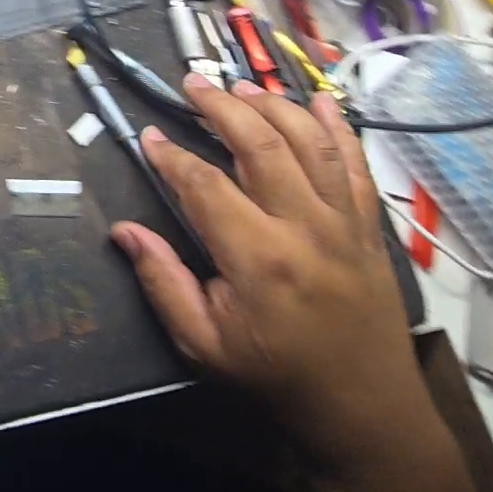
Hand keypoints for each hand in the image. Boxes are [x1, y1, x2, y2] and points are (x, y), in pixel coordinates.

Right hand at [109, 77, 428, 471]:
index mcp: (259, 259)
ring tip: (240, 85)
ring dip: (273, 105)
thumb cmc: (273, 374)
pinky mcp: (368, 226)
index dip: (172, 156)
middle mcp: (306, 228)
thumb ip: (162, 282)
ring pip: (311, 143)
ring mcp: (344, 223)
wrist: (363, 408)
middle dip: (222, 107)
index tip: (149, 137)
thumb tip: (124, 231)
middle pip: (262, 145)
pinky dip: (339, 126)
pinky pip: (355, 164)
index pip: (205, 186)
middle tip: (193, 83)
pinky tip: (319, 99)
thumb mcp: (201, 342)